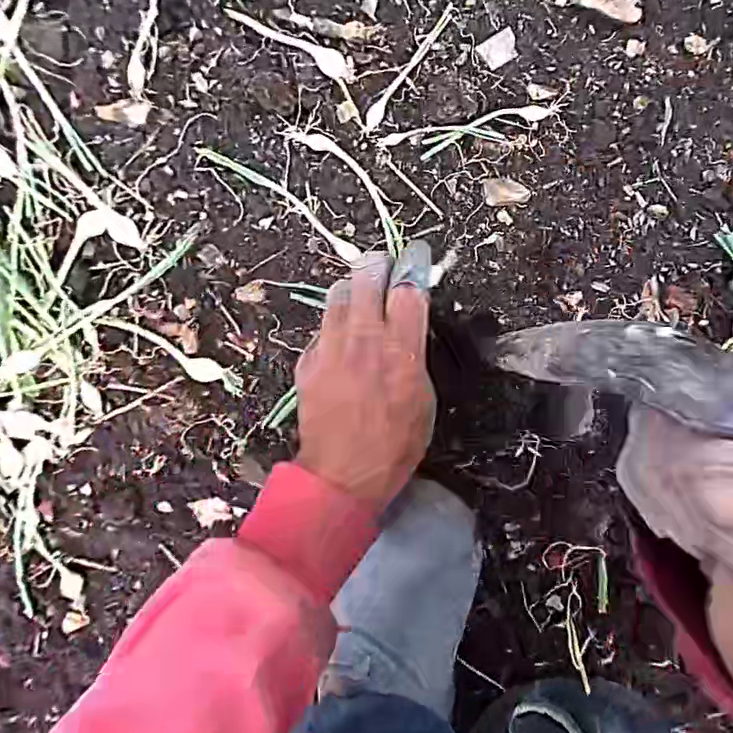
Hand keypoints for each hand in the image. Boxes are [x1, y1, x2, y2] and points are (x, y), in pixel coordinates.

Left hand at [293, 243, 434, 506]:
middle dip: (378, 266)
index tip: (415, 257)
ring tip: (361, 297)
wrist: (342, 476)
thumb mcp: (424, 396)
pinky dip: (334, 324)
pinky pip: (322, 328)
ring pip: (337, 294)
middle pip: (366, 278)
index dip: (413, 267)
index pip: (407, 289)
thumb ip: (414, 352)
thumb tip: (408, 326)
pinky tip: (342, 340)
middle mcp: (363, 340)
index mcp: (400, 349)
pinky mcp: (308, 363)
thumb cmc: (396, 441)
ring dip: (352, 289)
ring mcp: (330, 349)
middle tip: (384, 267)